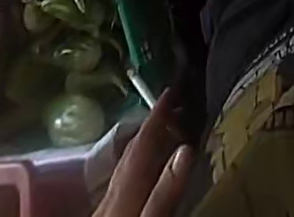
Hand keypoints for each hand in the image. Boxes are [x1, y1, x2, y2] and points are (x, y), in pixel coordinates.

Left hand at [97, 89, 192, 216]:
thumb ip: (165, 191)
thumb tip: (187, 149)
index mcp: (126, 187)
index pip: (144, 143)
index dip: (158, 115)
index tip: (171, 90)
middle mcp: (113, 190)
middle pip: (133, 150)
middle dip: (152, 124)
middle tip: (173, 106)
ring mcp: (106, 206)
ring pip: (126, 164)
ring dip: (144, 143)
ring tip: (161, 132)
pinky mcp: (105, 216)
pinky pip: (123, 178)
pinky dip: (137, 164)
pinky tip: (144, 172)